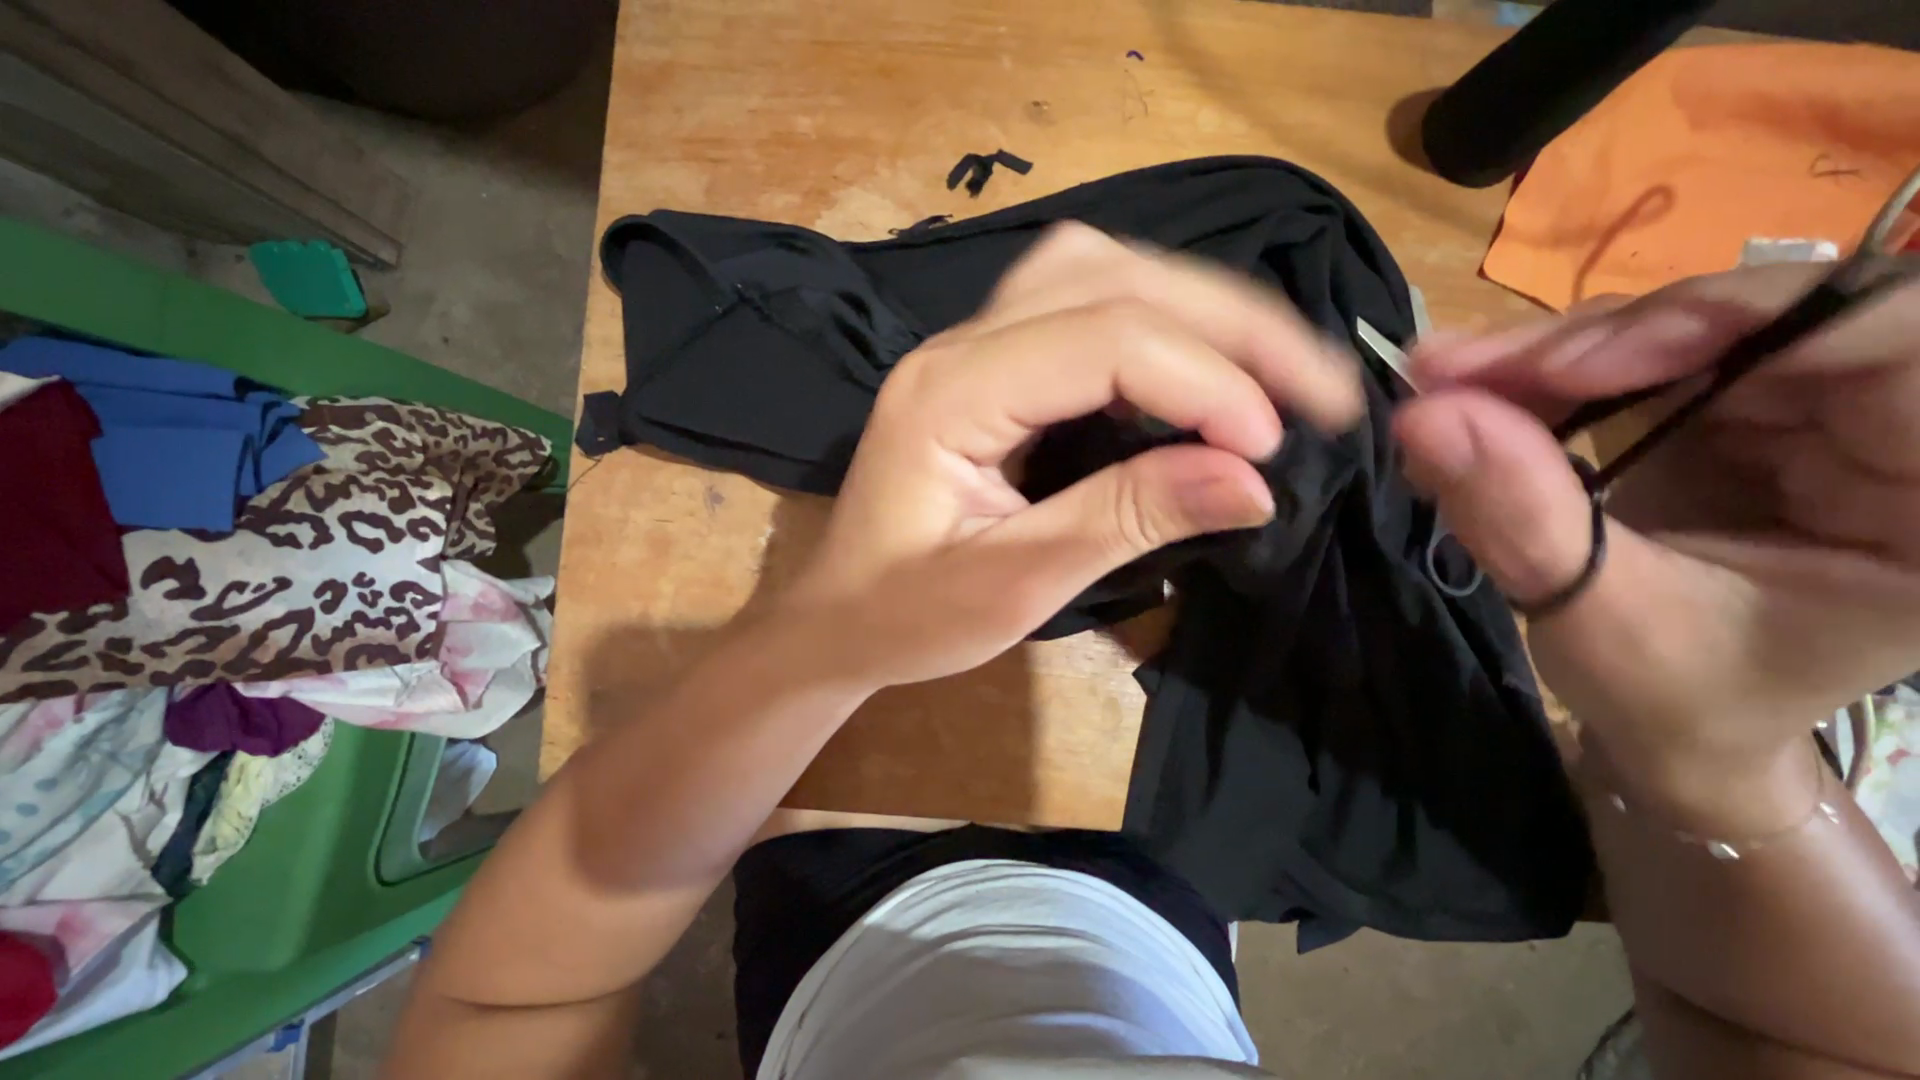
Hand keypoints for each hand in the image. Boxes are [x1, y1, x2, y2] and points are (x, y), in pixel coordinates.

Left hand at [780, 223, 1362, 690]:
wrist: (840, 619)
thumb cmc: (907, 619)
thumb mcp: (1012, 586)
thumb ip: (1125, 521)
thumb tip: (1254, 480)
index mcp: (950, 395)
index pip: (1102, 339)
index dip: (1205, 382)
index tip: (1273, 449)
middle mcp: (960, 345)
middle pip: (1111, 278)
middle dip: (1231, 324)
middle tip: (1320, 385)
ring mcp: (972, 345)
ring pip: (1101, 270)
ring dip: (1198, 306)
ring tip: (1274, 366)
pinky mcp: (990, 363)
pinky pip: (1084, 300)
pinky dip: (1159, 318)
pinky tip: (1202, 361)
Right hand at [1397, 264, 1919, 825]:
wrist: (1675, 731)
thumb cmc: (1674, 701)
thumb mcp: (1600, 618)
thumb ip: (1522, 514)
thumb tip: (1419, 413)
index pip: (1890, 332)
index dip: (1726, 320)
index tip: (1566, 367)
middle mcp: (1903, 429)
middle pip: (1762, 320)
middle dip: (1593, 342)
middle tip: (1458, 372)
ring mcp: (1821, 413)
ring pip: (1689, 329)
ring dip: (1555, 355)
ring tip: (1448, 384)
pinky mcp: (1746, 412)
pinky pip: (1649, 359)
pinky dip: (1554, 378)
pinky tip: (1481, 398)